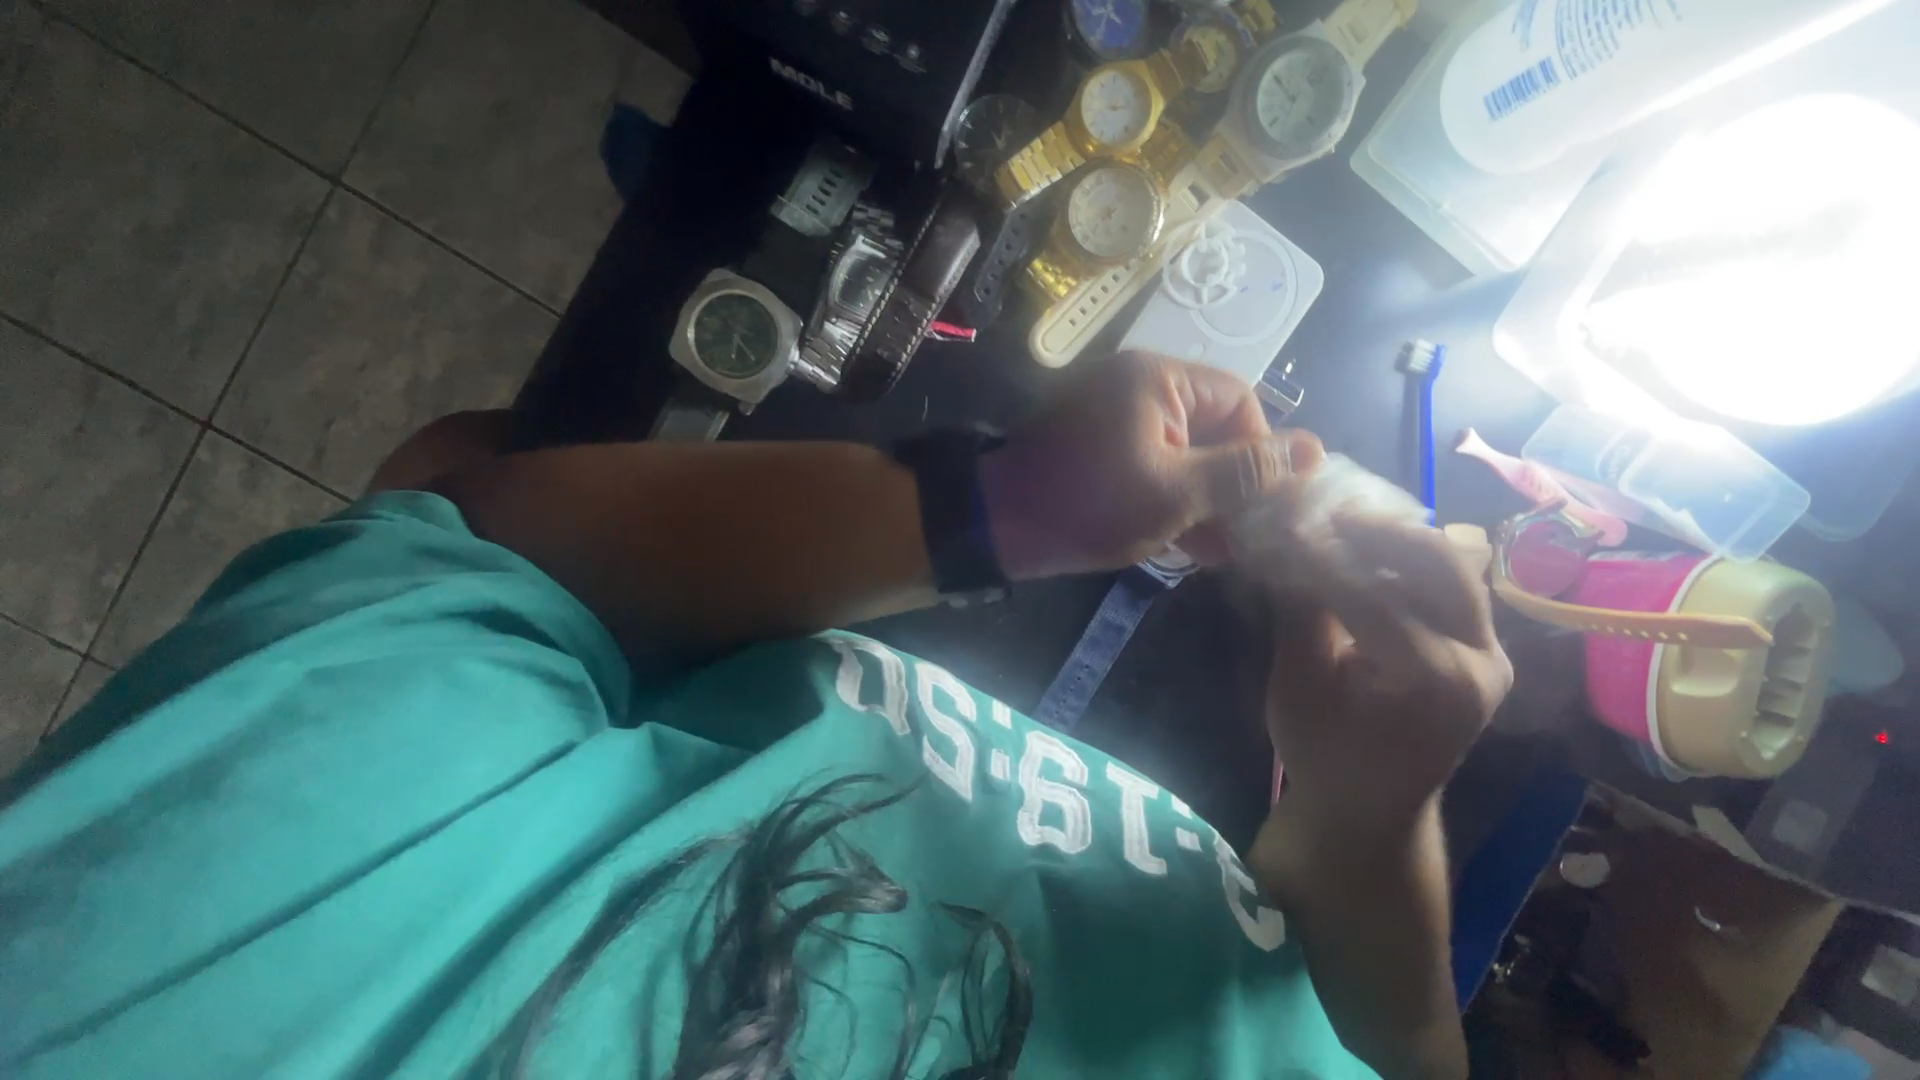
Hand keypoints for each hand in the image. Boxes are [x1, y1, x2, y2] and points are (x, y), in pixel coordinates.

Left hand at [980, 352, 1322, 578]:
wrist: (997, 526)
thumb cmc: (1091, 504)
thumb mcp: (1178, 492)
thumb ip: (1245, 473)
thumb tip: (1315, 451)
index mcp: (1158, 380)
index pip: (1239, 401)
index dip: (1260, 453)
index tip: (1261, 504)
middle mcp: (1137, 386)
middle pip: (1211, 428)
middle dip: (1230, 485)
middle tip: (1243, 535)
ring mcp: (1113, 416)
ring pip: (1181, 452)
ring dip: (1201, 499)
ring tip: (1216, 551)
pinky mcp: (1098, 447)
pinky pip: (1150, 463)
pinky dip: (1168, 498)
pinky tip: (1184, 542)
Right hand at [1263, 516, 1512, 841]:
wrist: (1372, 807)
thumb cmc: (1323, 754)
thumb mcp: (1297, 684)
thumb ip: (1302, 610)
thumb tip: (1290, 543)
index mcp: (1432, 678)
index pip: (1372, 591)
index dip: (1321, 555)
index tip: (1282, 527)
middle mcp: (1481, 661)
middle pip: (1440, 563)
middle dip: (1378, 530)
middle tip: (1325, 513)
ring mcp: (1493, 656)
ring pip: (1454, 568)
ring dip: (1398, 541)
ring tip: (1343, 525)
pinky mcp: (1487, 651)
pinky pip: (1453, 589)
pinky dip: (1410, 564)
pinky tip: (1369, 552)